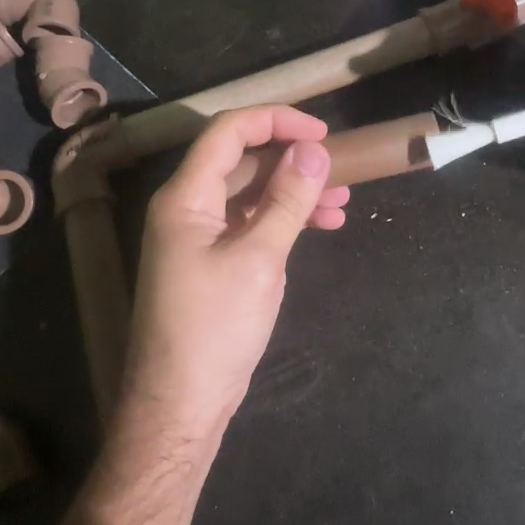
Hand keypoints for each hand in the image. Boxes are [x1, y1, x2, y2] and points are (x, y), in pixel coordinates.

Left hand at [122, 107, 352, 435]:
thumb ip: (287, 200)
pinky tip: (324, 226)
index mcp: (186, 196)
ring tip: (343, 200)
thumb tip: (313, 150)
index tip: (322, 132)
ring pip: (251, 192)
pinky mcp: (213, 260)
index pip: (228, 131)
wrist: (181, 404)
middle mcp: (188, 207)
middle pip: (242, 160)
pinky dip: (285, 219)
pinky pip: (251, 222)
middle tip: (340, 169)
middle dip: (292, 159)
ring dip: (295, 190)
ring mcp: (200, 235)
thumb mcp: (260, 259)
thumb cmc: (215, 328)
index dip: (276, 120)